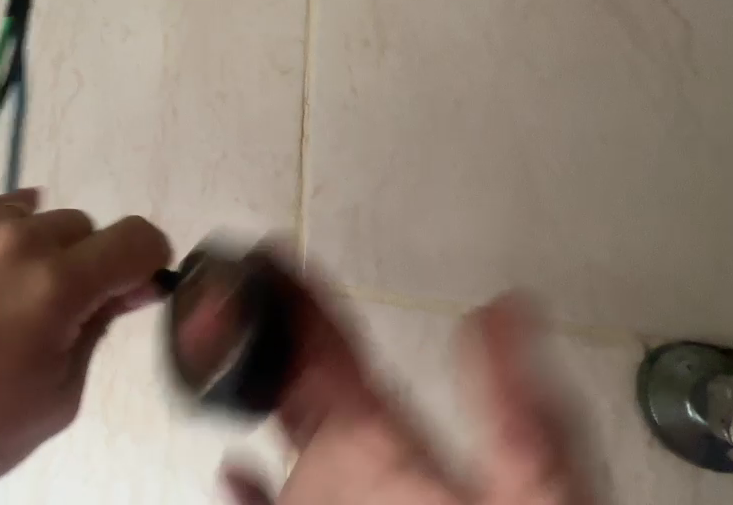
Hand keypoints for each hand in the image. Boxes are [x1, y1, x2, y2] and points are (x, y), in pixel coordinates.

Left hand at [0, 189, 173, 502]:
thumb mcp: (53, 401)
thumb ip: (98, 330)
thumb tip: (127, 285)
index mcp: (56, 285)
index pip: (137, 238)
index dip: (145, 261)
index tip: (129, 287)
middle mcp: (17, 235)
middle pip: (82, 227)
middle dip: (79, 264)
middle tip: (43, 312)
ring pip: (30, 214)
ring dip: (29, 248)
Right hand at [225, 257, 590, 504]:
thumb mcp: (533, 497)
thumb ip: (519, 413)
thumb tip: (508, 306)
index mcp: (383, 434)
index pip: (327, 345)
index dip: (294, 296)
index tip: (259, 252)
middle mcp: (347, 463)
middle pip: (281, 380)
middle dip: (241, 332)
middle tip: (203, 295)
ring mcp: (325, 500)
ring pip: (268, 443)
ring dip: (230, 397)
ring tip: (198, 361)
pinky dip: (243, 491)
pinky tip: (232, 476)